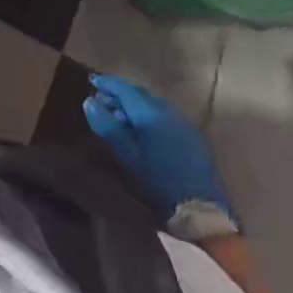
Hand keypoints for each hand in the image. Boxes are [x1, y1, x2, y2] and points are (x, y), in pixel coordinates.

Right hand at [83, 74, 234, 222]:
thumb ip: (108, 127)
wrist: (202, 211)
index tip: (91, 80)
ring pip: (153, 104)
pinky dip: (149, 115)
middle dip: (120, 93)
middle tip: (102, 99)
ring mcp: (183, 122)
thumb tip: (89, 101)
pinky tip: (143, 129)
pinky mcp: (192, 135)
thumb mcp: (128, 157)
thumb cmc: (159, 183)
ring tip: (119, 116)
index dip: (107, 83)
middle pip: (140, 93)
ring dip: (135, 105)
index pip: (125, 88)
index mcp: (151, 113)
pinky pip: (165, 115)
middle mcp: (169, 111)